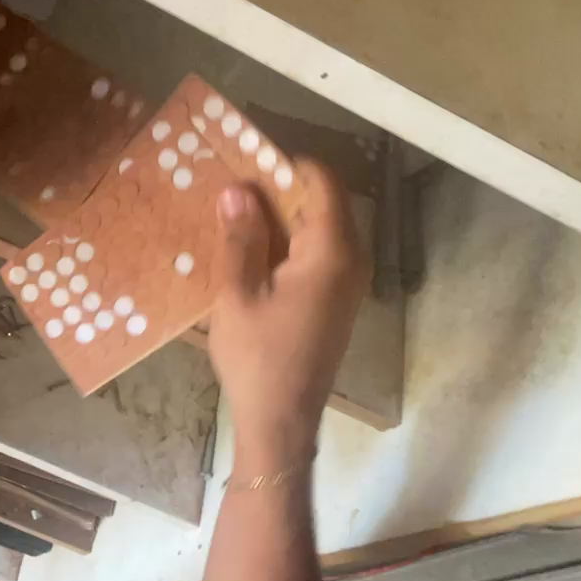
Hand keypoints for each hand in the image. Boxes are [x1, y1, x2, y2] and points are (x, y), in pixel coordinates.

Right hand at [208, 161, 369, 474]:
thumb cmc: (256, 356)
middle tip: (229, 192)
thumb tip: (237, 189)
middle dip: (278, 191)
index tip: (243, 162)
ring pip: (318, 230)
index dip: (285, 165)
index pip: (322, 183)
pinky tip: (250, 257)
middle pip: (322, 203)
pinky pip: (316, 254)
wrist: (281, 418)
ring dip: (279, 219)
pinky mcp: (336, 301)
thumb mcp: (237, 294)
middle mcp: (351, 259)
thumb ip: (240, 239)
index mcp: (331, 252)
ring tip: (232, 221)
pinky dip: (286, 245)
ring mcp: (348, 282)